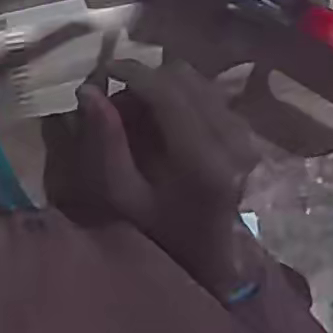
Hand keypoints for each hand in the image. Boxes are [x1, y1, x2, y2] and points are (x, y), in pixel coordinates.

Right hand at [61, 60, 260, 293]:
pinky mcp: (245, 133)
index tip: (102, 71)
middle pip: (180, 76)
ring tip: (137, 110)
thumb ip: (106, 141)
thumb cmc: (162, 233)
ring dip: (160, 84)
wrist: (213, 261)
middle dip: (143, 79)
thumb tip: (87, 90)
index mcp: (201, 158)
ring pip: (194, 80)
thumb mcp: (123, 194)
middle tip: (116, 100)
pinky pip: (206, 92)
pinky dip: (177, 93)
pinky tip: (160, 117)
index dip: (131, 71)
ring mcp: (243, 134)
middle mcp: (230, 138)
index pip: (166, 90)